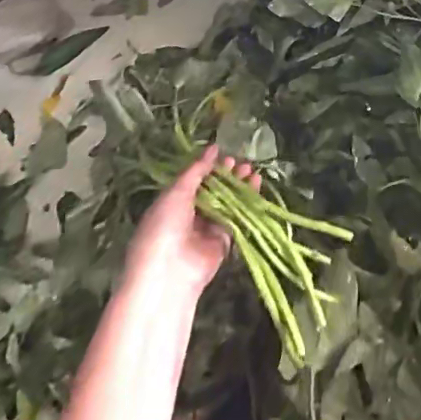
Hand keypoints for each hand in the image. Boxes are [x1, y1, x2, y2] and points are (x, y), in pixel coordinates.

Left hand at [124, 146, 260, 300]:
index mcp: (173, 199)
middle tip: (242, 162)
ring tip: (251, 171)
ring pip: (226, 203)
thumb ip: (197, 170)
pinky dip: (246, 205)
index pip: (195, 178)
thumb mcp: (176, 191)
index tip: (225, 153)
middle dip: (226, 176)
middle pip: (212, 190)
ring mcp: (206, 228)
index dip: (210, 166)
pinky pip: (235, 220)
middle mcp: (189, 213)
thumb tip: (213, 148)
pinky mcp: (222, 243)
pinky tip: (255, 188)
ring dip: (238, 187)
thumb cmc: (165, 224)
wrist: (169, 272)